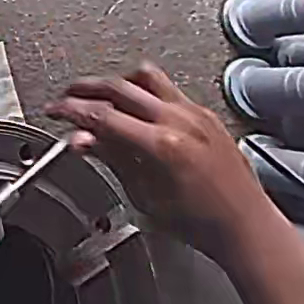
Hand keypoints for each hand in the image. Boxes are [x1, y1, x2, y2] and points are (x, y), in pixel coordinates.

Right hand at [45, 62, 278, 260]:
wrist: (246, 227)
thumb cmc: (201, 223)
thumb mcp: (144, 195)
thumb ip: (111, 157)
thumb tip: (81, 138)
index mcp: (162, 145)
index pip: (102, 114)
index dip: (71, 110)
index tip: (56, 110)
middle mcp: (179, 121)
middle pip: (117, 86)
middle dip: (85, 89)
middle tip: (69, 98)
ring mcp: (194, 113)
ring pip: (143, 76)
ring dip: (116, 82)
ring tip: (100, 95)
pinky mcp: (203, 112)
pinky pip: (167, 87)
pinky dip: (144, 91)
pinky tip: (136, 106)